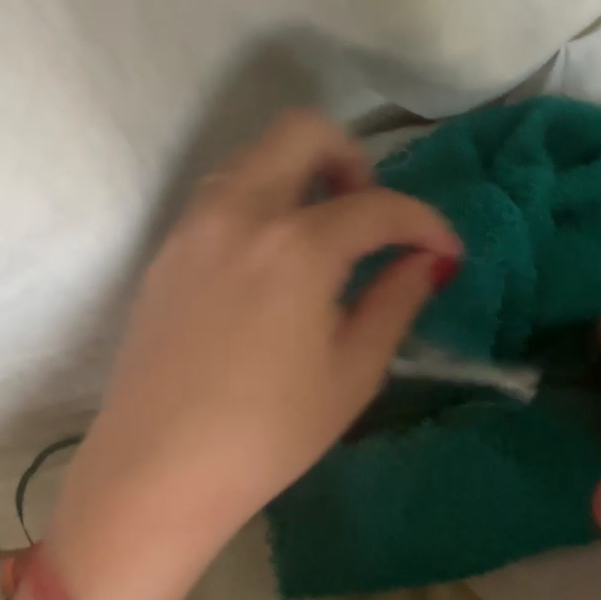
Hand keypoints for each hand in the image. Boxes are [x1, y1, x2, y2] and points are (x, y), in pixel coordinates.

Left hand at [50, 110, 461, 599]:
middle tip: (368, 214)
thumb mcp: (352, 372)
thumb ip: (396, 299)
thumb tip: (427, 259)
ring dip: (297, 172)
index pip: (378, 205)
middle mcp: (239, 211)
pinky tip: (270, 258)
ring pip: (253, 155)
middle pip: (302, 131)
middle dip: (351, 158)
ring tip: (320, 233)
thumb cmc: (266, 435)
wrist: (156, 468)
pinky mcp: (165, 249)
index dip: (425, 223)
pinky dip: (257, 198)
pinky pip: (219, 193)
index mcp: (296, 244)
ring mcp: (193, 225)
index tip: (444, 251)